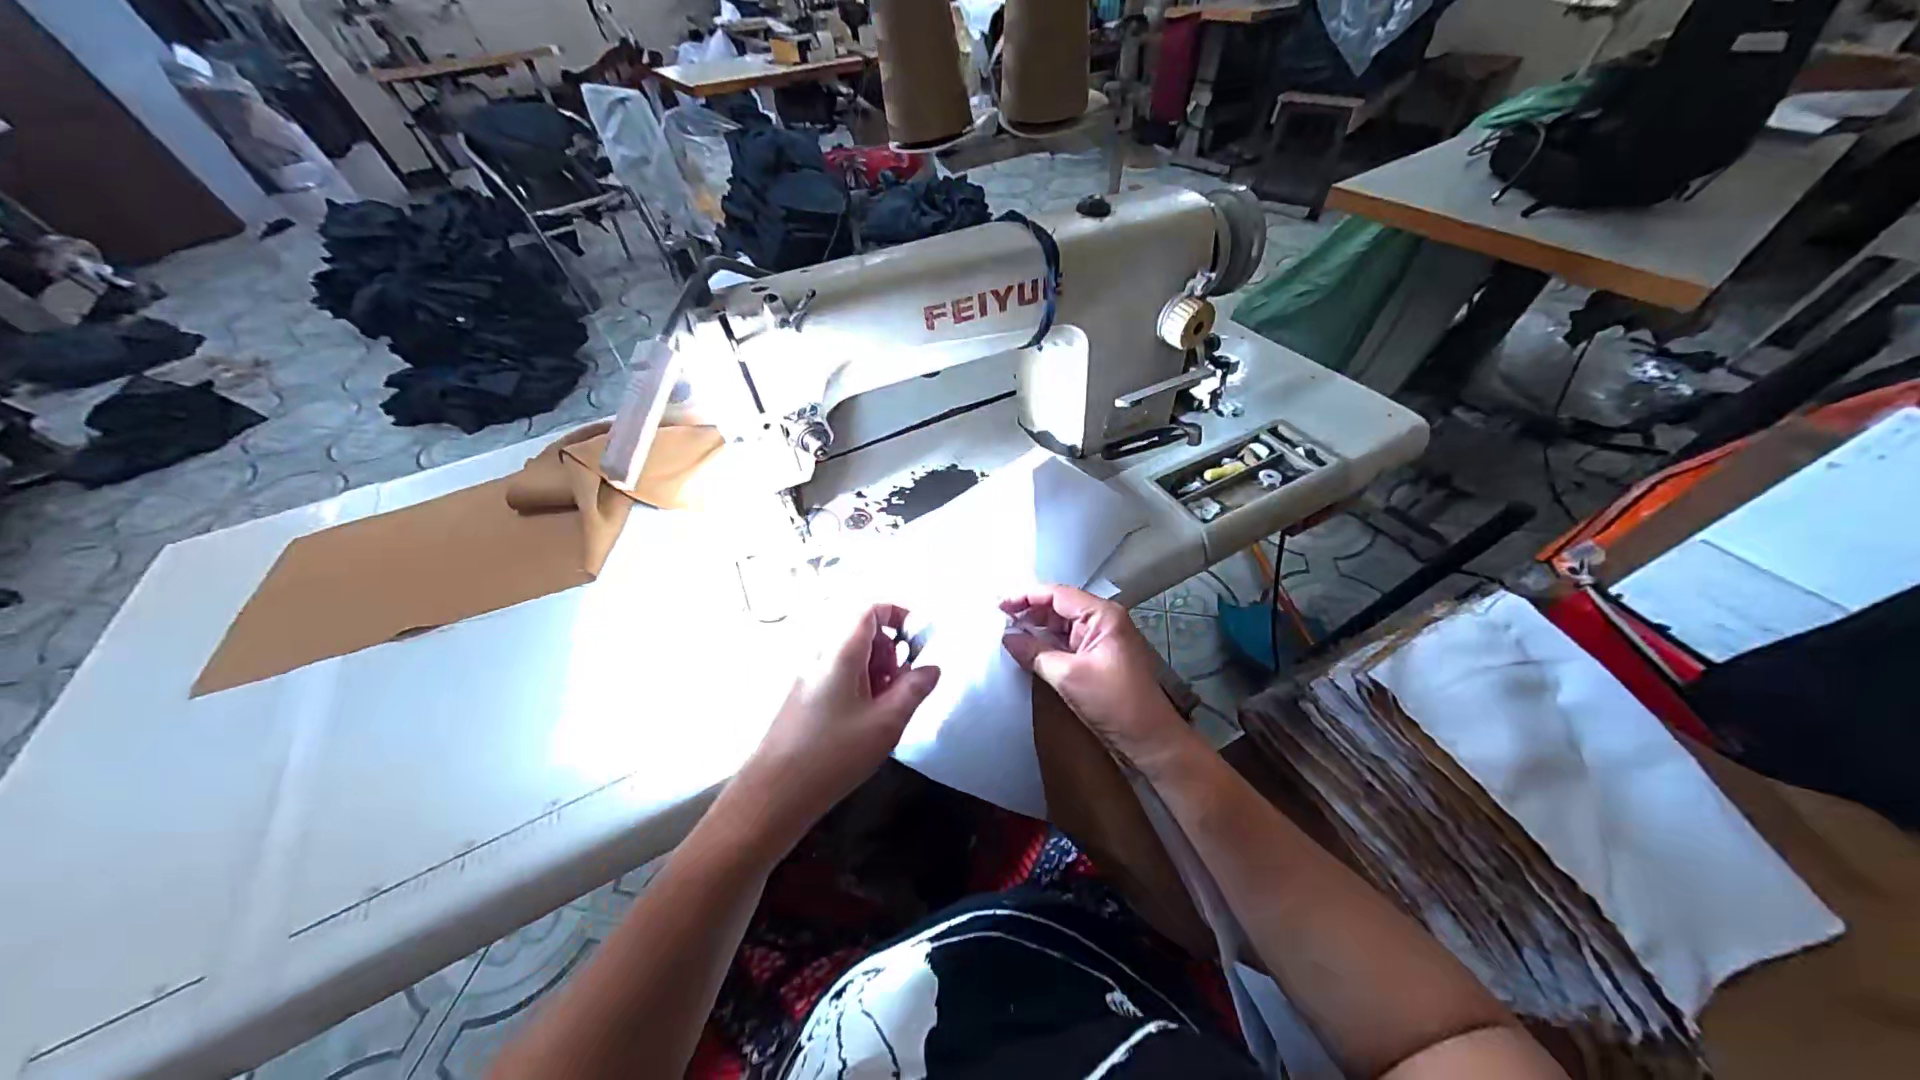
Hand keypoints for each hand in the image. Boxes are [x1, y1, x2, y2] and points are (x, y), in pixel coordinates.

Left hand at [729, 603, 940, 853]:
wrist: (774, 793)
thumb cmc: (834, 754)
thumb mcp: (886, 723)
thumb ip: (914, 689)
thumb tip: (932, 667)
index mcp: (840, 652)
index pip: (870, 609)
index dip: (899, 615)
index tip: (919, 641)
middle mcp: (820, 656)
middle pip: (862, 632)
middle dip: (891, 651)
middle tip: (903, 685)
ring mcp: (808, 676)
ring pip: (850, 656)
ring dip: (876, 671)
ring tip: (886, 707)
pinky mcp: (802, 697)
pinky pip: (837, 675)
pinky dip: (859, 685)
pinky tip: (864, 720)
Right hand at [1000, 586, 1193, 768]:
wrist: (1150, 738)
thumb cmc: (1115, 702)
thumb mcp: (1068, 676)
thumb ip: (1035, 652)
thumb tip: (1007, 638)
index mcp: (1102, 615)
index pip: (1057, 594)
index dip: (1025, 597)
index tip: (998, 606)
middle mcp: (1103, 620)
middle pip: (1059, 606)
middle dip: (1029, 611)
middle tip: (998, 620)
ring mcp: (1101, 639)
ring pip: (1061, 625)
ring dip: (1036, 628)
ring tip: (1006, 633)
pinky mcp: (1098, 658)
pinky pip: (1067, 643)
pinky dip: (1046, 644)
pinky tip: (1026, 649)